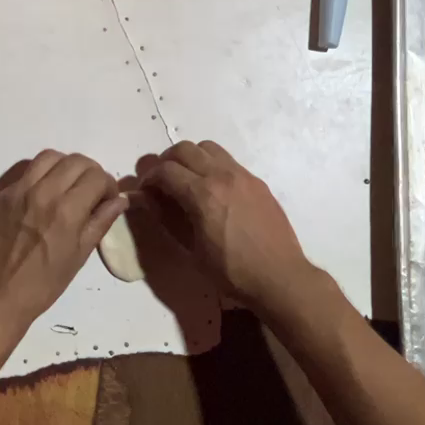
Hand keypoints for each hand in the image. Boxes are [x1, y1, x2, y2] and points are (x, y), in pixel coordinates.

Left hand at [0, 150, 127, 341]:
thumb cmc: (43, 284)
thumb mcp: (79, 256)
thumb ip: (100, 222)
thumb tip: (119, 200)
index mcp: (66, 210)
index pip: (97, 176)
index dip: (108, 185)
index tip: (106, 200)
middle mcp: (42, 192)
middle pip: (75, 160)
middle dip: (90, 172)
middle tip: (90, 192)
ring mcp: (18, 191)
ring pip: (49, 156)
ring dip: (65, 166)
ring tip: (67, 186)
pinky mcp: (1, 195)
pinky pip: (26, 172)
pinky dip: (41, 176)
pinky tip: (42, 197)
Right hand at [137, 140, 316, 313]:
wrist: (279, 277)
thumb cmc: (231, 271)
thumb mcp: (191, 249)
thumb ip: (166, 217)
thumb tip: (145, 198)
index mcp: (202, 194)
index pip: (165, 170)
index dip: (149, 178)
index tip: (146, 190)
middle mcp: (222, 175)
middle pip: (184, 149)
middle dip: (166, 161)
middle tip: (162, 181)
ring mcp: (242, 175)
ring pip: (208, 147)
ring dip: (190, 157)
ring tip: (187, 179)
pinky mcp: (256, 180)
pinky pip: (227, 160)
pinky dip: (212, 164)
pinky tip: (212, 189)